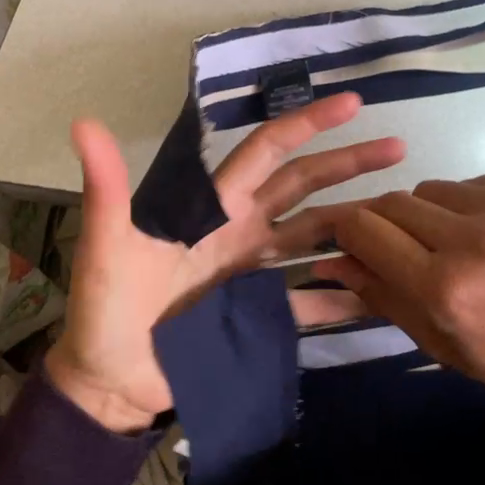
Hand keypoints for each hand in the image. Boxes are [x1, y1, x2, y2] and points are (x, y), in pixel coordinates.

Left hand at [46, 94, 405, 432]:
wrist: (108, 381)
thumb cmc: (106, 309)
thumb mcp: (106, 246)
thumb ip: (107, 188)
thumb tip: (83, 121)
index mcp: (211, 207)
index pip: (266, 153)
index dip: (306, 125)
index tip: (351, 103)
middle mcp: (239, 230)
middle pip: (303, 186)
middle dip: (347, 164)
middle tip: (399, 148)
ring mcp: (252, 273)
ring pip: (314, 235)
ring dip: (353, 224)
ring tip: (400, 216)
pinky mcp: (259, 314)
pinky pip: (308, 300)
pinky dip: (341, 295)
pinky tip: (378, 293)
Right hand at [318, 174, 484, 428]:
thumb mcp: (442, 344)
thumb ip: (382, 295)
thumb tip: (330, 258)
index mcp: (443, 289)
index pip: (363, 229)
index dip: (348, 231)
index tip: (352, 239)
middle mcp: (471, 240)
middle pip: (392, 202)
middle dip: (388, 224)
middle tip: (409, 249)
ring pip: (431, 188)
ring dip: (432, 214)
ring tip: (461, 244)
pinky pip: (473, 183)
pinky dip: (471, 205)